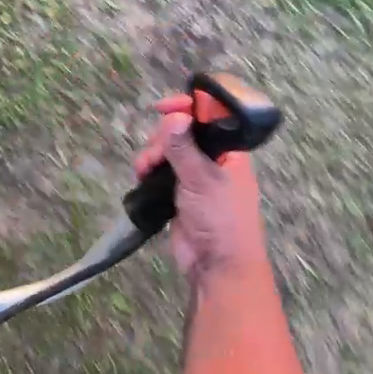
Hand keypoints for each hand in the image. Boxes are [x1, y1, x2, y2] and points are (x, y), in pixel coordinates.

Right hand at [131, 95, 267, 282]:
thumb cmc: (221, 219)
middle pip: (181, 131)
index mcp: (230, 152)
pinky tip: (143, 178)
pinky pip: (160, 170)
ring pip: (167, 151)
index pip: (209, 117)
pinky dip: (149, 170)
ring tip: (145, 171)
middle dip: (162, 138)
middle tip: (156, 155)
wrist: (217, 265)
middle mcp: (213, 160)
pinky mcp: (179, 192)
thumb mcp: (203, 179)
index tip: (162, 108)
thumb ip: (185, 147)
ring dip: (152, 155)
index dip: (187, 108)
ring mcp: (195, 177)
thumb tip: (174, 115)